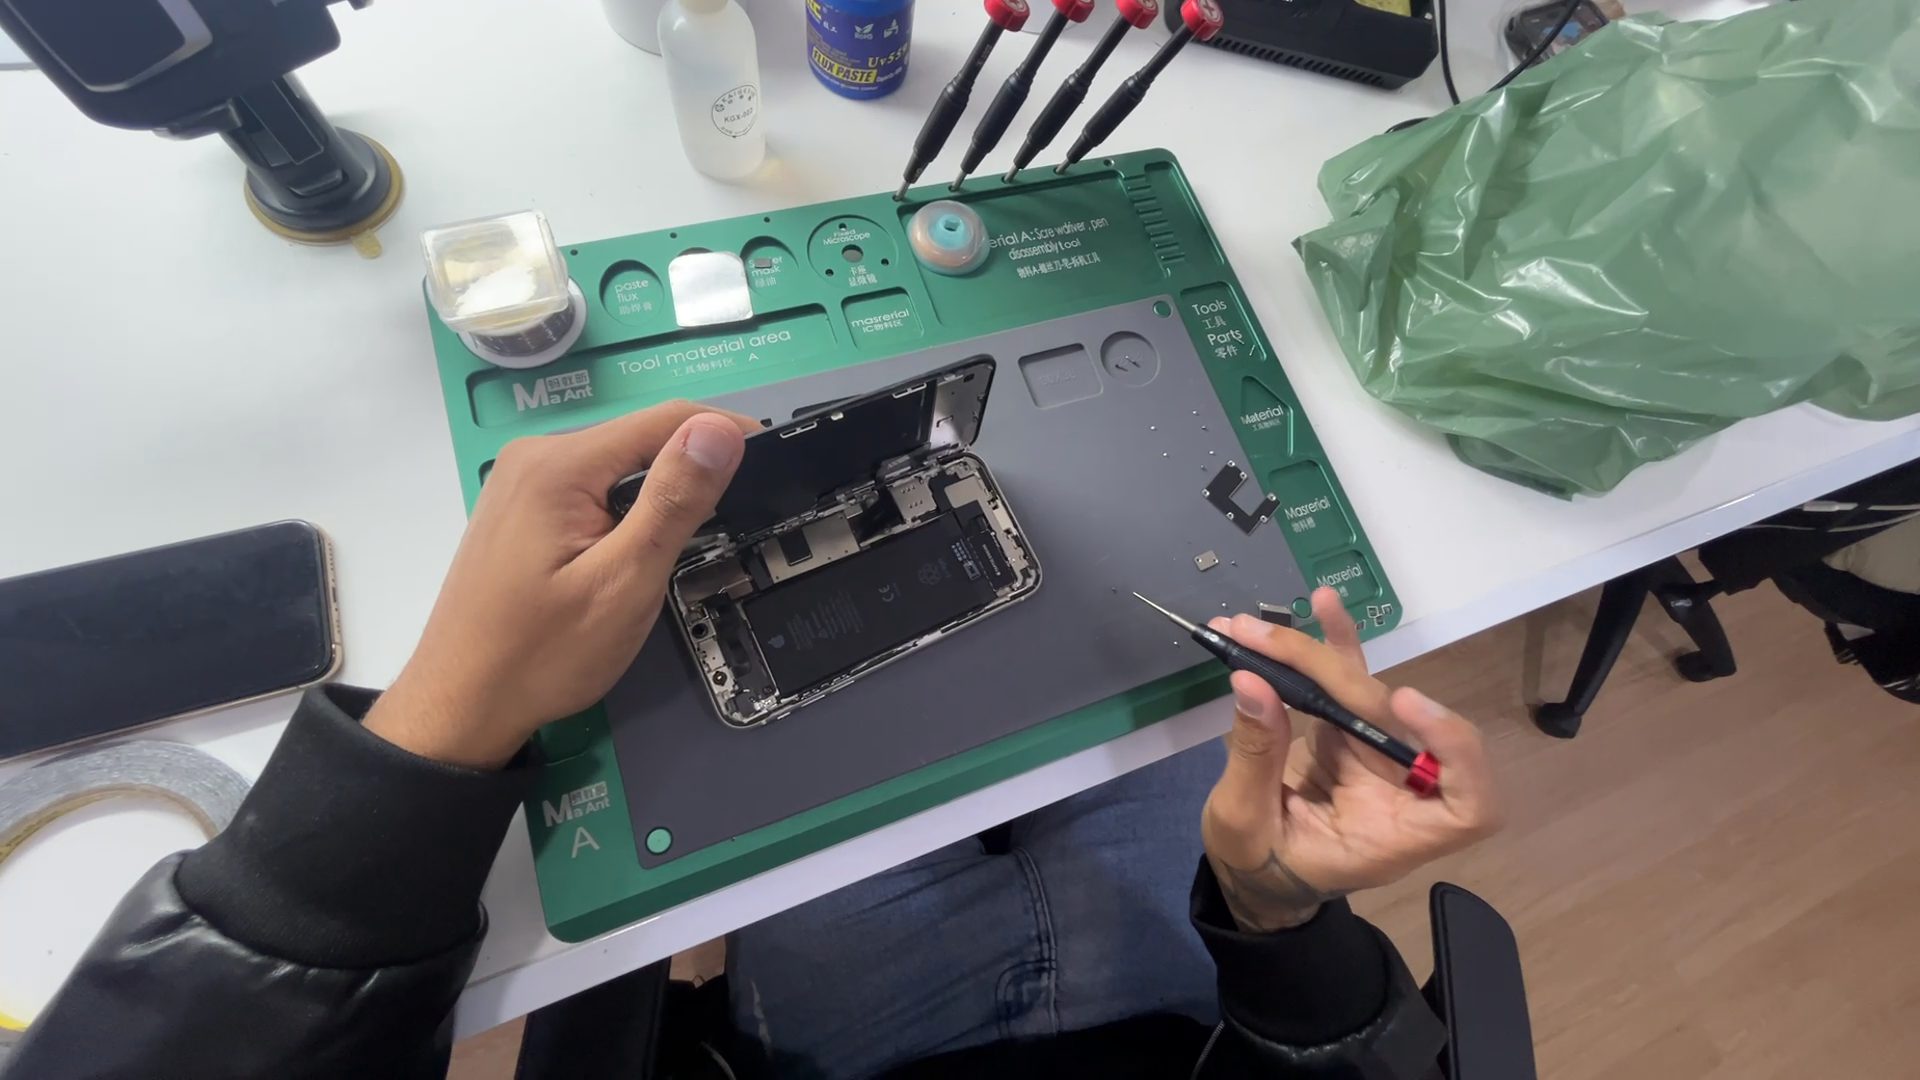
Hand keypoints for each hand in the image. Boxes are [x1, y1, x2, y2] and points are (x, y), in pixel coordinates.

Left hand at [364, 402, 757, 768]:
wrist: (464, 707)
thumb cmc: (546, 653)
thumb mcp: (626, 579)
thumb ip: (674, 501)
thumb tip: (720, 430)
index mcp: (561, 464)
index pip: (668, 419)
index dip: (727, 433)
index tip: (773, 461)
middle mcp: (538, 457)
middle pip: (644, 438)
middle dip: (696, 466)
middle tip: (739, 514)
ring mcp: (526, 481)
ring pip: (623, 463)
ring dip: (667, 488)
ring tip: (699, 533)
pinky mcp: (526, 507)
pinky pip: (599, 486)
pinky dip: (635, 505)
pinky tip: (646, 543)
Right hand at [1201, 587, 1500, 931]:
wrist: (1254, 872)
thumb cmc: (1259, 866)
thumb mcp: (1246, 821)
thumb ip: (1255, 755)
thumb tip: (1251, 680)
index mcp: (1391, 835)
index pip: (1466, 804)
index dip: (1452, 750)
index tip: (1401, 703)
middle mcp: (1396, 790)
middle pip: (1391, 721)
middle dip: (1327, 673)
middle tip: (1263, 641)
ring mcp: (1371, 757)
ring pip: (1365, 692)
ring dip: (1317, 651)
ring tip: (1261, 626)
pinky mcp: (1344, 733)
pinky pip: (1345, 685)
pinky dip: (1331, 647)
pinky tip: (1319, 606)